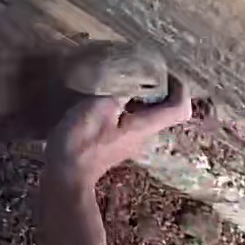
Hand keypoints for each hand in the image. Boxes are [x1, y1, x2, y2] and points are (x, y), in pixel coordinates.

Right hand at [44, 78, 192, 188]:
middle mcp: (142, 135)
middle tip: (137, 69)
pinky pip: (126, 119)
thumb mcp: (99, 108)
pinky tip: (102, 99)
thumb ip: (119, 92)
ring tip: (117, 80)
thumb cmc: (81, 143)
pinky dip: (121, 105)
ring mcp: (127, 141)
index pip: (180, 108)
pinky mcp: (112, 143)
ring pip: (142, 113)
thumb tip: (131, 81)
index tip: (165, 73)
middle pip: (162, 108)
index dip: (179, 88)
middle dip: (154, 86)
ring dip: (135, 95)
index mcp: (144, 126)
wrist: (64, 175)